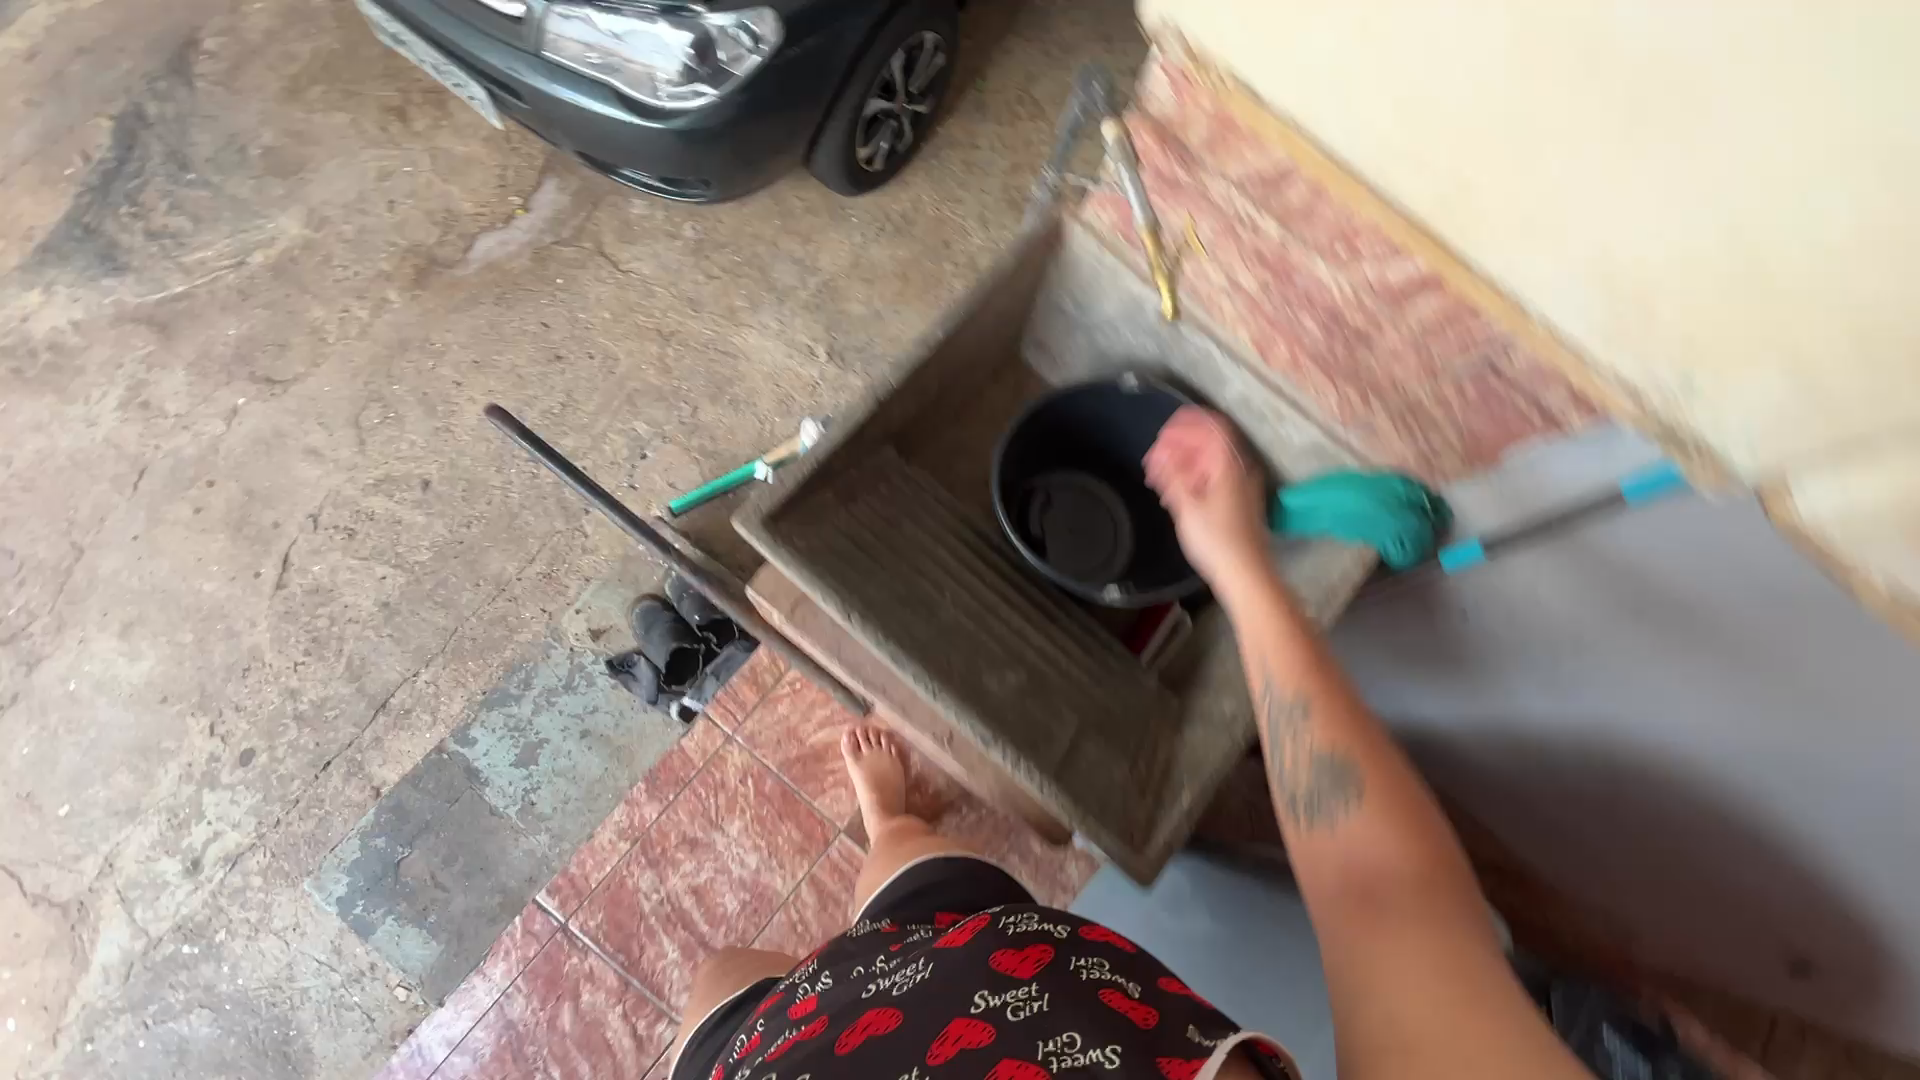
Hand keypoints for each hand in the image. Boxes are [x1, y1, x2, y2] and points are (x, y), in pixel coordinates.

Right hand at [1143, 405, 1270, 590]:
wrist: (1245, 573)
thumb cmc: (1216, 541)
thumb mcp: (1187, 506)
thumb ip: (1172, 476)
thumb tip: (1161, 454)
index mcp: (1229, 466)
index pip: (1211, 428)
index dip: (1188, 423)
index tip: (1164, 429)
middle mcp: (1240, 471)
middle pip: (1210, 445)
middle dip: (1181, 445)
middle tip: (1156, 454)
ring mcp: (1241, 488)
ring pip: (1210, 464)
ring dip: (1185, 463)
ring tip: (1159, 472)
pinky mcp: (1239, 504)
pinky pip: (1213, 479)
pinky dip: (1193, 478)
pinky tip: (1175, 490)